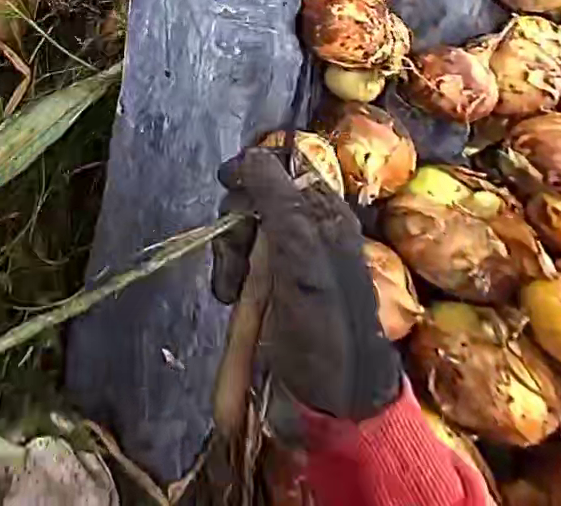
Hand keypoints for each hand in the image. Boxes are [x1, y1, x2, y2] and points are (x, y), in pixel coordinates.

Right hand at [210, 148, 403, 421]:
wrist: (333, 407)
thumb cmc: (323, 329)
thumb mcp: (302, 258)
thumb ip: (278, 201)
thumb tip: (251, 154)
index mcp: (324, 214)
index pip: (283, 165)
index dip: (252, 169)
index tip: (227, 183)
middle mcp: (306, 229)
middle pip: (254, 197)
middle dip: (235, 222)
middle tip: (235, 255)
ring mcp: (288, 259)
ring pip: (241, 228)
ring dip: (227, 253)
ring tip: (231, 291)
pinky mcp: (271, 286)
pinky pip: (239, 260)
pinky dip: (228, 274)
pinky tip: (230, 298)